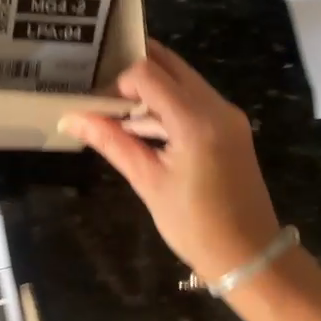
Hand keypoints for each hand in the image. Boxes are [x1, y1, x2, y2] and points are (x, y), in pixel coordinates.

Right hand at [60, 41, 280, 281]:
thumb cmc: (195, 225)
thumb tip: (69, 119)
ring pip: (182, 79)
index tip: (100, 107)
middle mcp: (217, 106)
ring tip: (120, 115)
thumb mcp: (148, 182)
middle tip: (104, 93)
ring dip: (151, 90)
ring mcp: (228, 114)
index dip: (118, 83)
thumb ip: (111, 142)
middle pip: (169, 65)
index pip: (148, 73)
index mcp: (196, 120)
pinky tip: (146, 128)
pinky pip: (194, 98)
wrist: (251, 256)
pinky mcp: (231, 126)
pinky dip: (168, 104)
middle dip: (134, 74)